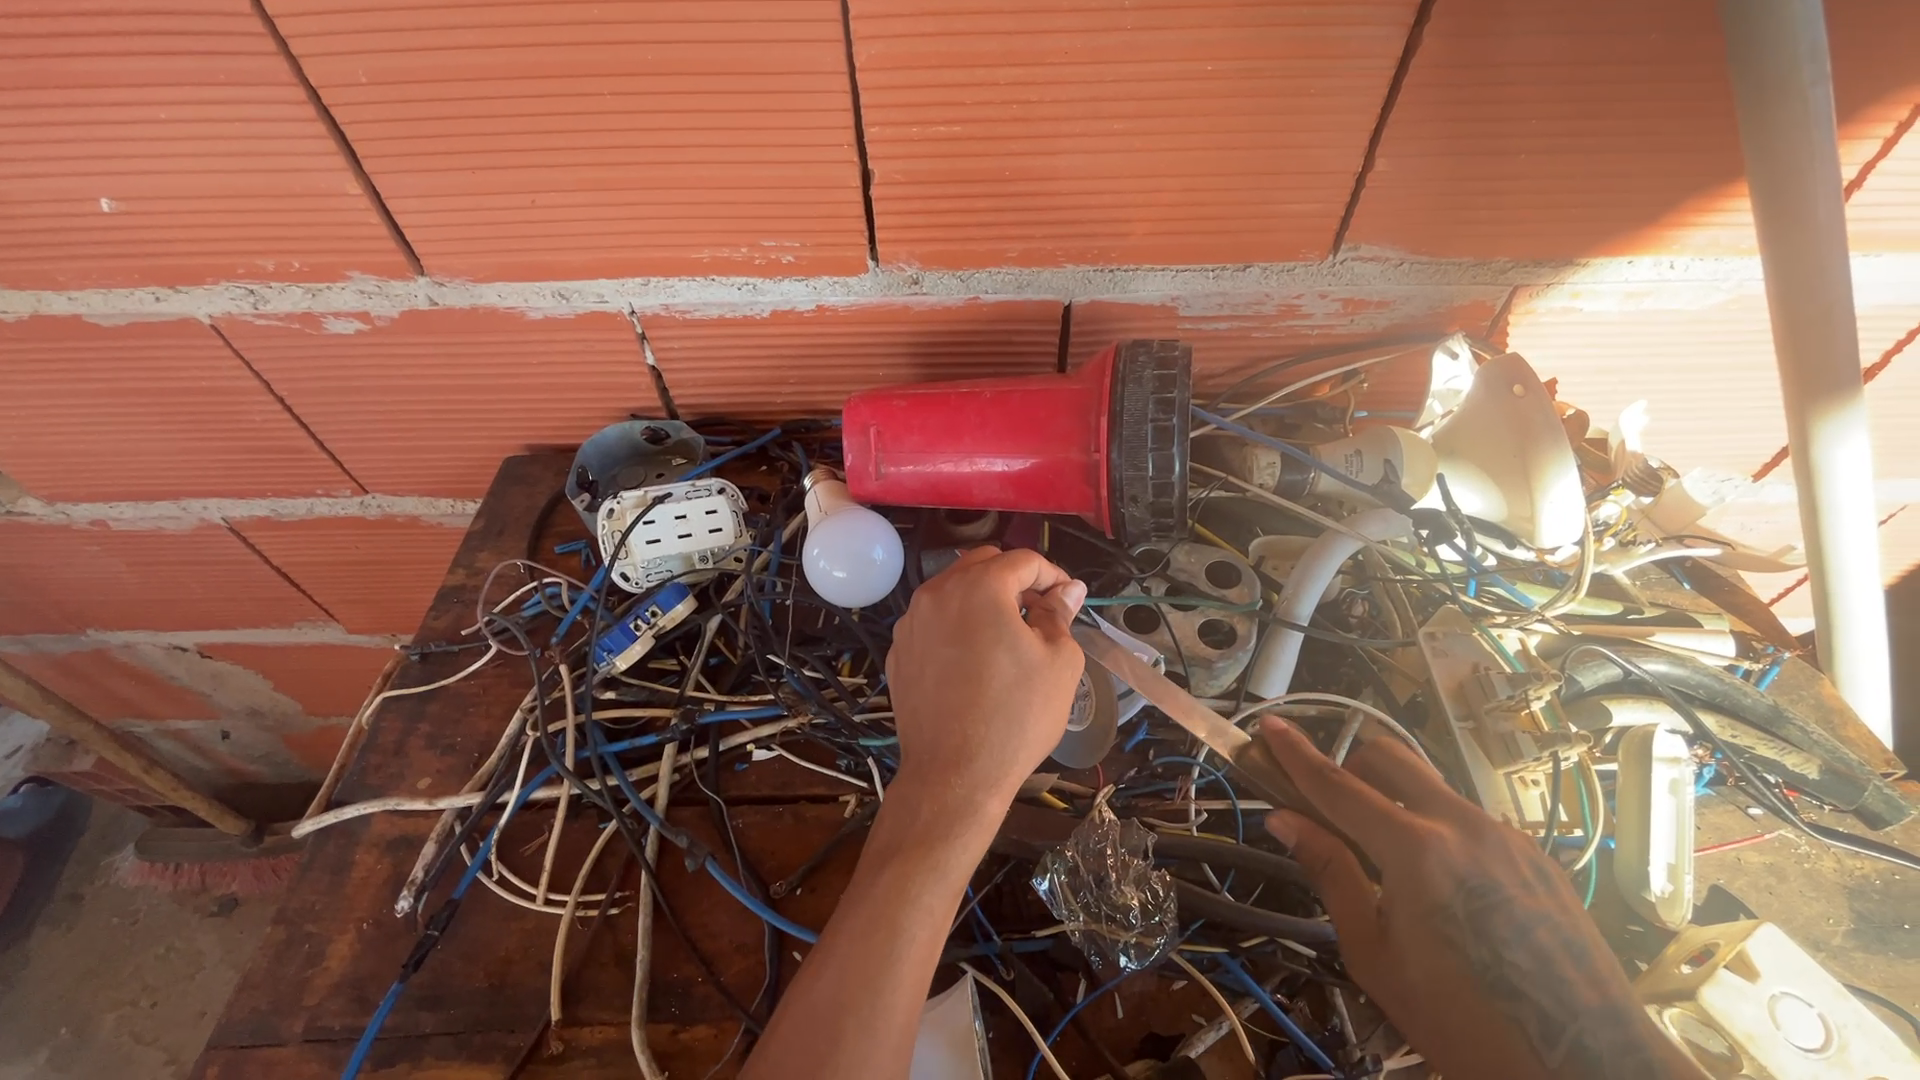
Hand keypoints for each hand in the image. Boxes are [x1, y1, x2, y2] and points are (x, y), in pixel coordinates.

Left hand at [884, 547, 1086, 806]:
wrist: (954, 774)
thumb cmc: (1015, 716)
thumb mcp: (1058, 661)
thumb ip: (1060, 614)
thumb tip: (1067, 590)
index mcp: (979, 587)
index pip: (1023, 560)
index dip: (1053, 575)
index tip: (1069, 600)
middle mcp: (937, 593)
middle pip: (982, 564)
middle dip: (1016, 579)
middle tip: (1040, 611)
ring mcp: (911, 622)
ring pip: (953, 590)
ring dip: (984, 599)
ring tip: (1009, 636)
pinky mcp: (899, 651)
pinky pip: (934, 621)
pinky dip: (958, 626)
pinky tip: (975, 661)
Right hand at [1257, 719, 1700, 1079]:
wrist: (1588, 1070)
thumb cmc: (1460, 1021)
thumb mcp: (1374, 954)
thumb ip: (1331, 872)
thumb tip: (1284, 819)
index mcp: (1415, 848)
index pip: (1337, 784)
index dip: (1296, 753)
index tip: (1270, 724)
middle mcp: (1462, 824)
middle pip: (1389, 758)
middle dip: (1349, 766)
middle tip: (1331, 813)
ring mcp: (1508, 837)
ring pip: (1431, 788)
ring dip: (1394, 801)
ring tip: (1390, 865)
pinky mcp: (1538, 858)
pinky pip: (1469, 821)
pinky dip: (1436, 830)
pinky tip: (1446, 892)